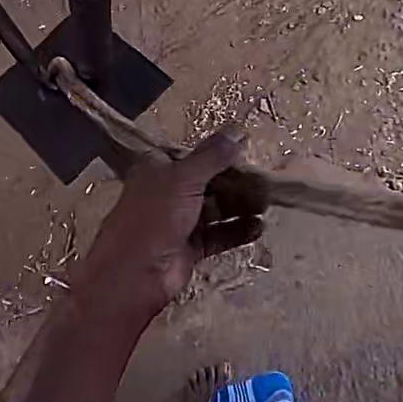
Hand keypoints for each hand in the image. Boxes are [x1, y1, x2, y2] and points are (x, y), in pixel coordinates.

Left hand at [74, 130, 258, 319]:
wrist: (134, 272)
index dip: (217, 154)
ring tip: (268, 203)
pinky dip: (237, 231)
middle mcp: (166, 191)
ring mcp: (177, 220)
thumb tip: (238, 129)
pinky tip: (259, 228)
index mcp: (157, 167)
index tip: (247, 152)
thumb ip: (212, 156)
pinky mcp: (188, 247)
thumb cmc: (154, 215)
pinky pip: (217, 235)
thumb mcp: (184, 178)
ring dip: (239, 205)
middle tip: (266, 182)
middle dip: (235, 182)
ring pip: (214, 208)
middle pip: (206, 182)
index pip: (191, 154)